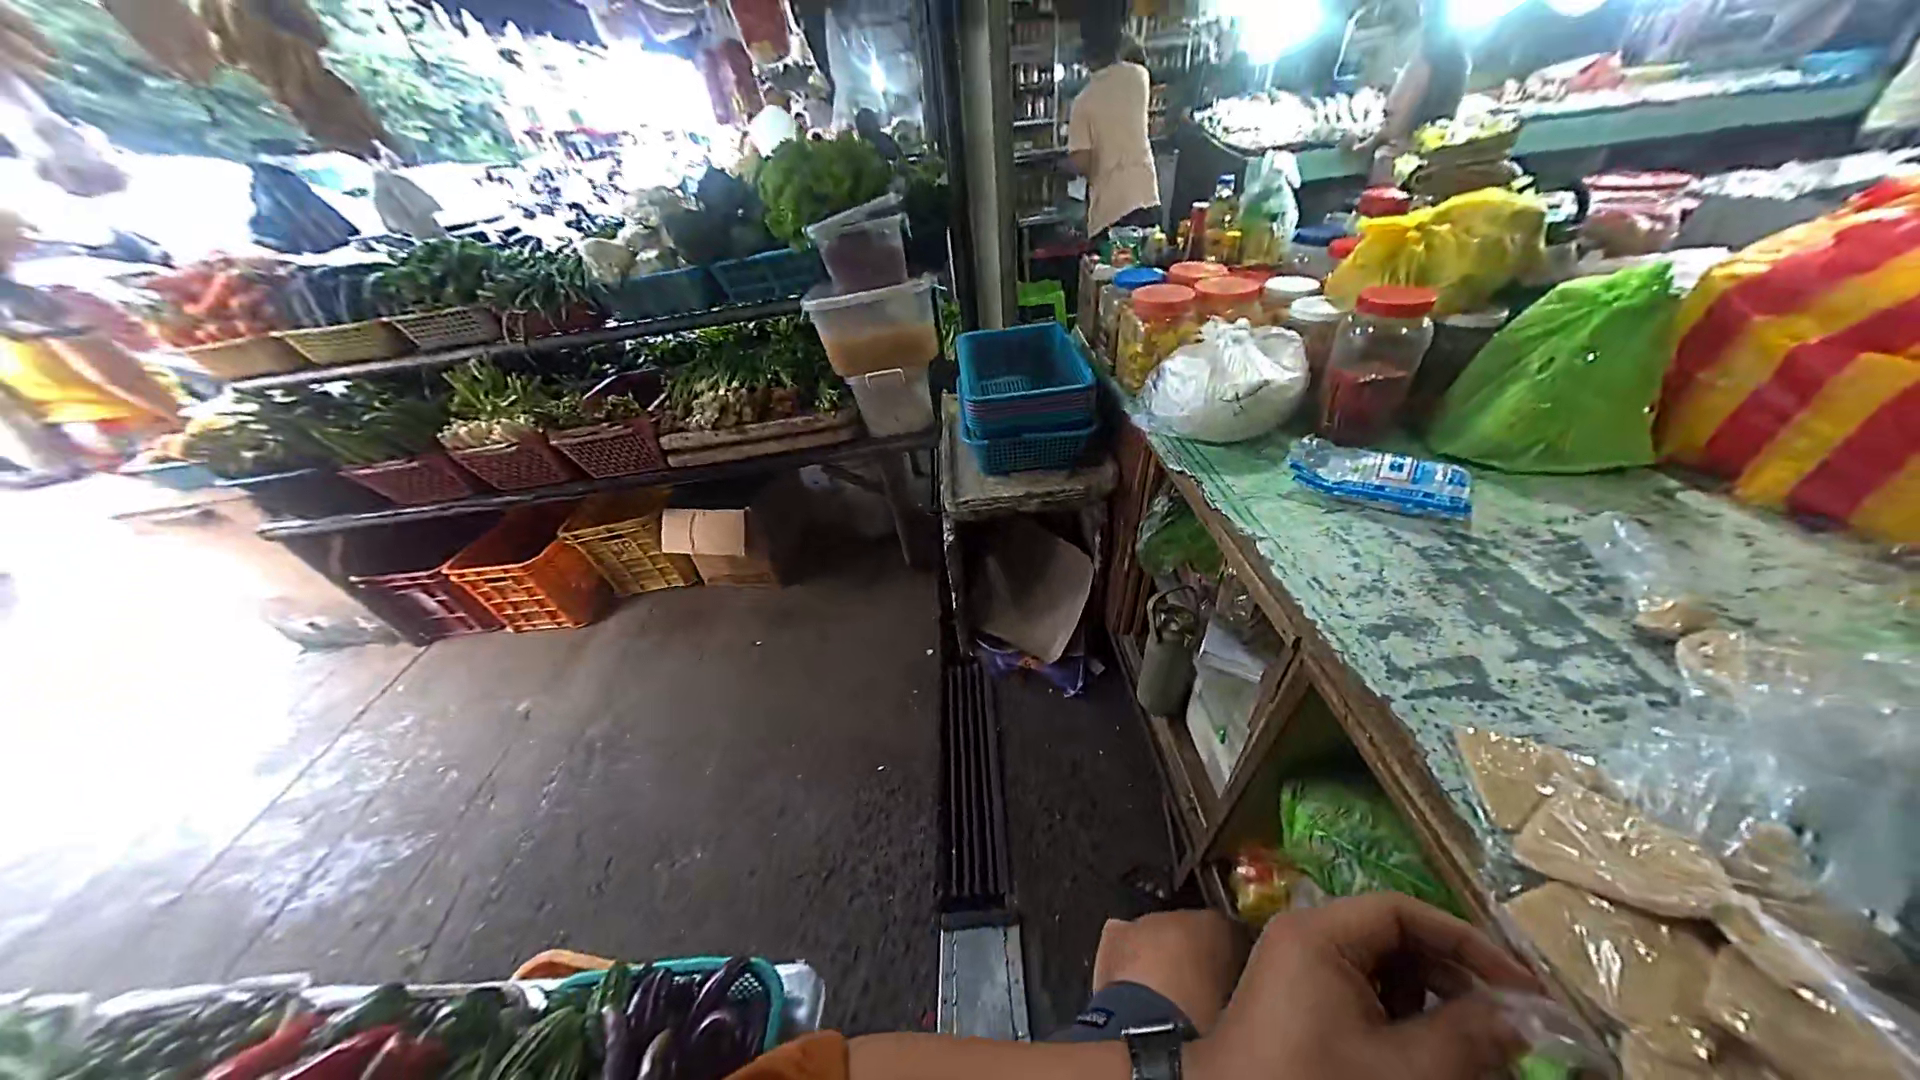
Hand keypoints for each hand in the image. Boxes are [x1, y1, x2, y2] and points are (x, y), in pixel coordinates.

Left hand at [1186, 893, 1541, 1079]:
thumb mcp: (1405, 1068)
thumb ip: (1468, 1037)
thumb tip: (1524, 1018)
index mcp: (1317, 932)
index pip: (1399, 910)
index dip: (1464, 940)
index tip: (1524, 987)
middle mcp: (1302, 934)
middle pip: (1389, 935)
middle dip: (1452, 974)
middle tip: (1513, 1022)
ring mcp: (1296, 964)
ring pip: (1378, 965)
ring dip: (1430, 998)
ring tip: (1479, 1043)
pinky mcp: (1297, 995)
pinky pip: (1358, 988)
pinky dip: (1400, 1013)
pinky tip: (1432, 1049)